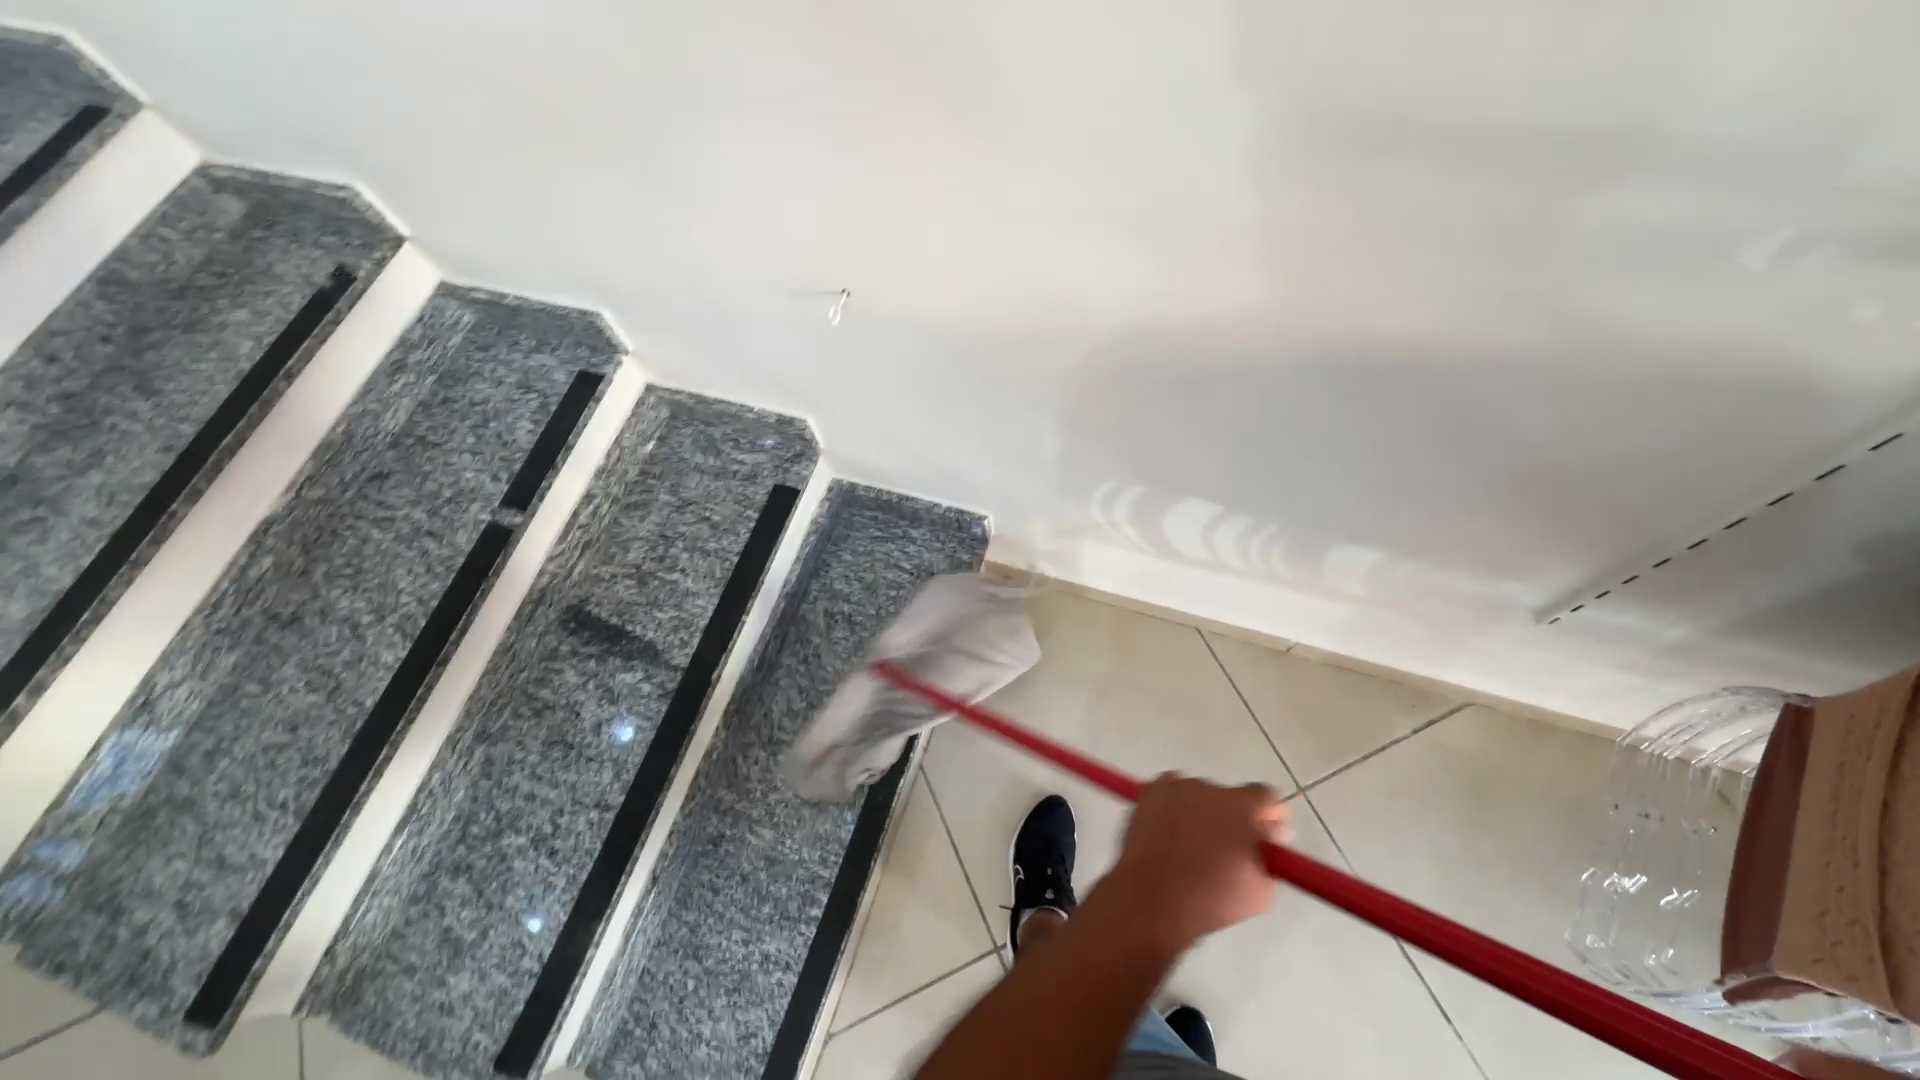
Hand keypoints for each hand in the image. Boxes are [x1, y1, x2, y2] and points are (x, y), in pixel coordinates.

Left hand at [1103, 774, 1290, 948]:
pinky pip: (1169, 789)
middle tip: (1228, 845)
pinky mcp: (1148, 794)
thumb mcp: (1260, 889)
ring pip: (1199, 794)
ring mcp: (1174, 788)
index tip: (1268, 835)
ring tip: (1193, 841)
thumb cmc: (1210, 898)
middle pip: (1230, 796)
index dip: (1270, 815)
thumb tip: (1273, 834)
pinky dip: (1174, 803)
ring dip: (1204, 810)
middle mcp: (1208, 788)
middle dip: (1236, 816)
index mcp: (1240, 807)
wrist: (1151, 900)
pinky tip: (1171, 826)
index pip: (1266, 796)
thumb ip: (1272, 856)